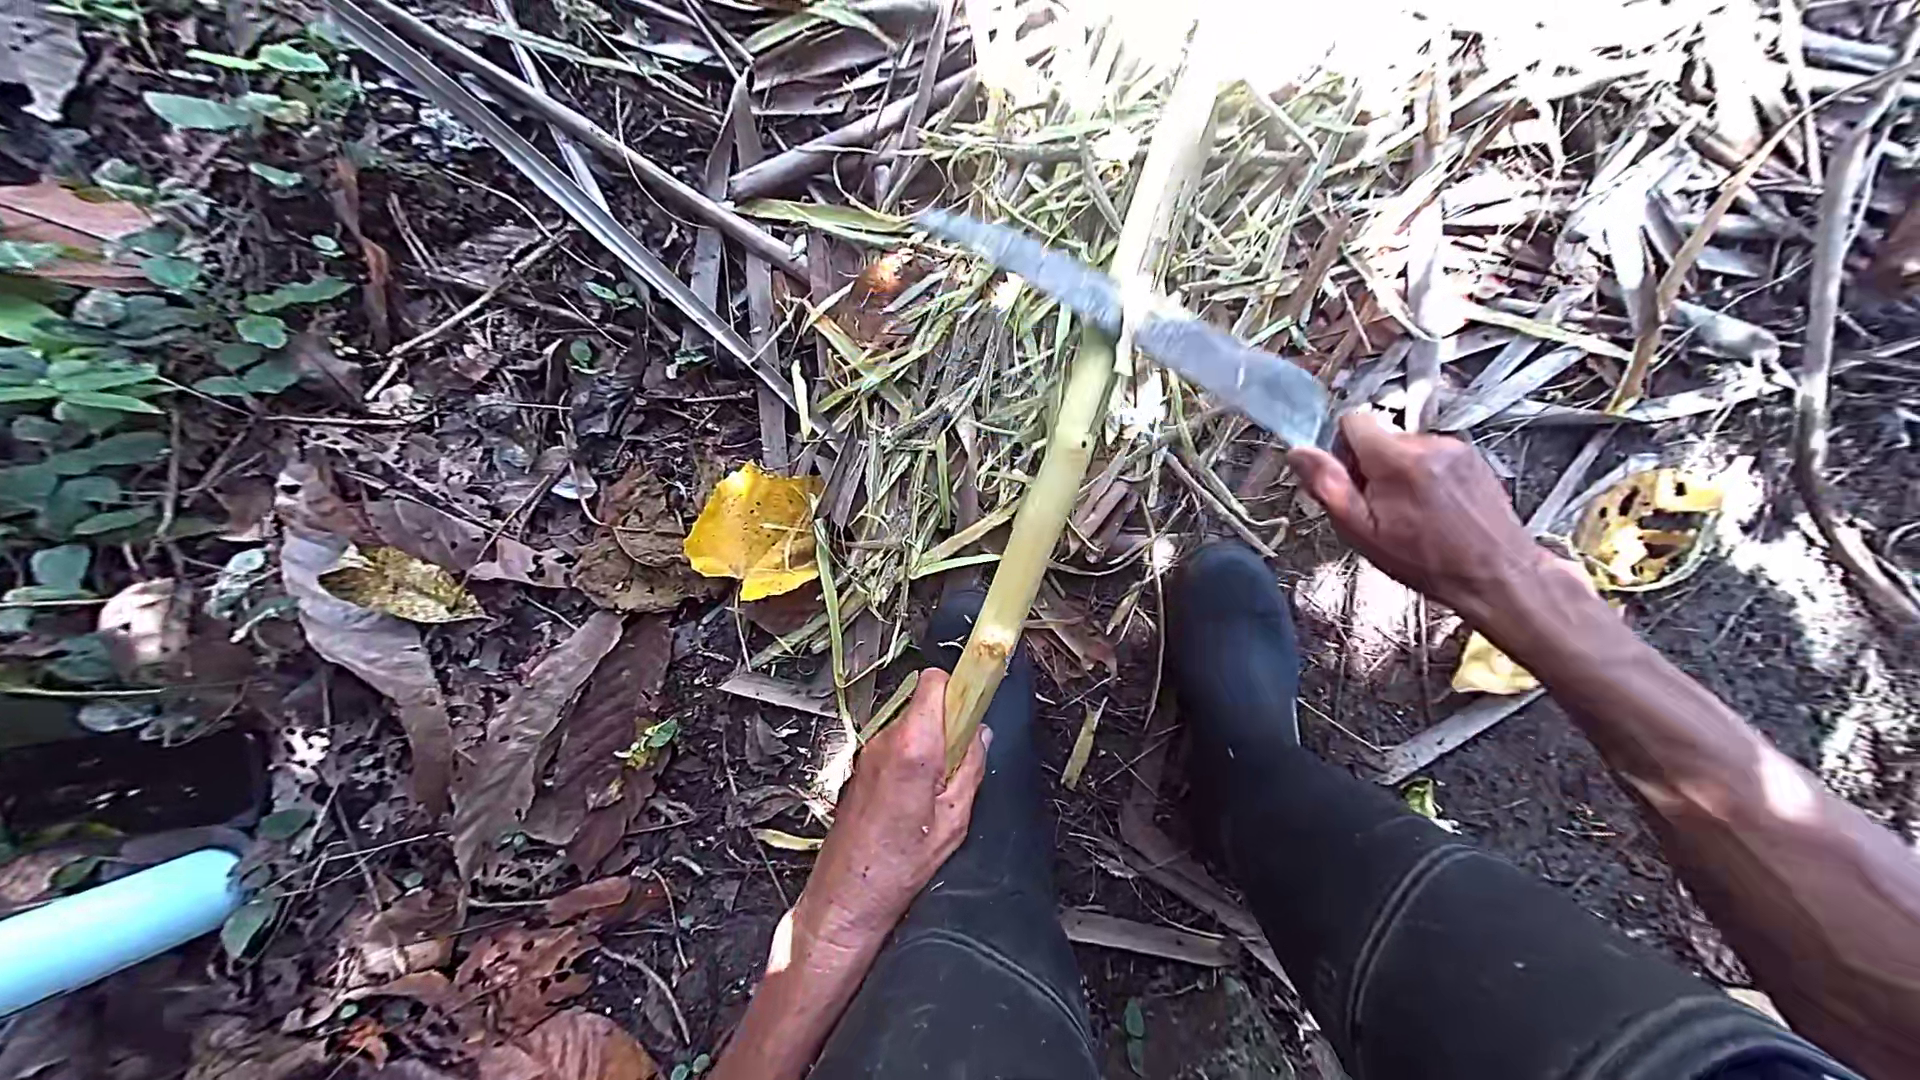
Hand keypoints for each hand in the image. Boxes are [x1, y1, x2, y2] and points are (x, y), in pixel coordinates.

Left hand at [794, 668, 987, 951]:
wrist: (846, 895)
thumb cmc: (894, 867)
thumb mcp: (954, 821)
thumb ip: (970, 769)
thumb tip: (981, 736)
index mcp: (913, 747)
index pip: (936, 681)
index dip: (960, 686)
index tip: (978, 696)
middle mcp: (887, 739)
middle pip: (927, 700)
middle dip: (950, 722)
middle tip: (960, 759)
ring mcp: (872, 749)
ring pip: (914, 722)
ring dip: (932, 742)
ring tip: (936, 787)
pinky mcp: (865, 762)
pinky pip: (899, 741)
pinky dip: (914, 756)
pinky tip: (916, 795)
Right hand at [1287, 412, 1549, 616]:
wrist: (1495, 574)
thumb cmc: (1425, 559)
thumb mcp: (1360, 530)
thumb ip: (1327, 485)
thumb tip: (1299, 453)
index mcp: (1397, 460)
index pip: (1352, 421)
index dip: (1340, 449)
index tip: (1347, 479)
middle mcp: (1429, 444)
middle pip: (1377, 437)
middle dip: (1368, 466)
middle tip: (1376, 506)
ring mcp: (1455, 449)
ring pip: (1403, 447)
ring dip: (1395, 472)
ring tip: (1405, 510)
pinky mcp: (1472, 458)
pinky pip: (1429, 455)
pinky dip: (1421, 475)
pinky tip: (1428, 507)